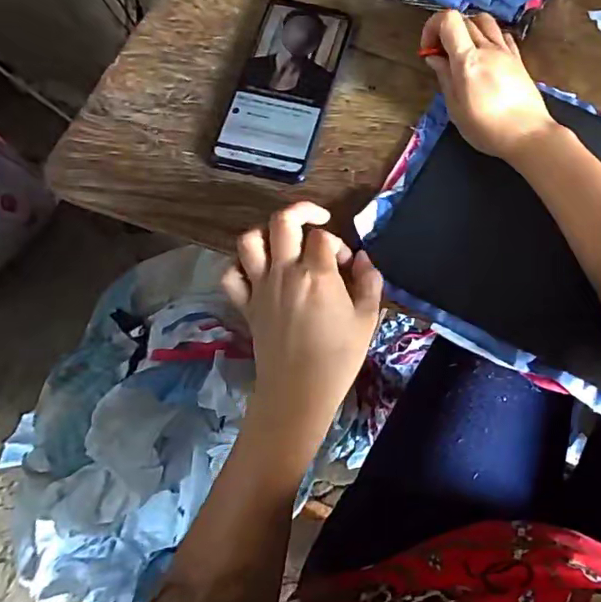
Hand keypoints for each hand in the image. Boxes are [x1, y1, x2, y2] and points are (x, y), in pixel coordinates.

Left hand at [220, 202, 383, 447]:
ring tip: (284, 242)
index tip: (346, 264)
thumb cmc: (338, 356)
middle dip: (302, 211)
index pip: (323, 236)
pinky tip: (257, 271)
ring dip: (266, 233)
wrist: (299, 390)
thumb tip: (363, 259)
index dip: (338, 243)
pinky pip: (231, 275)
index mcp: (318, 274)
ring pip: (249, 240)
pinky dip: (239, 266)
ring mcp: (261, 287)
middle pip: (283, 222)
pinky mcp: (246, 305)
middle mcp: (285, 272)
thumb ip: (369, 282)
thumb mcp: (367, 319)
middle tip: (318, 220)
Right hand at [420, 9, 559, 162]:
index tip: (429, 50)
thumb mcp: (455, 108)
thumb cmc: (486, 128)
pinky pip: (501, 35)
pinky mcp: (518, 59)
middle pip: (464, 19)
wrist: (528, 135)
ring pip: (485, 21)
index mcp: (467, 60)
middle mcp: (487, 48)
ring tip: (464, 51)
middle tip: (442, 56)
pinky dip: (488, 37)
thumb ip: (444, 77)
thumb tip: (435, 57)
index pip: (448, 20)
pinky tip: (485, 56)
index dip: (432, 27)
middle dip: (447, 32)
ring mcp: (505, 52)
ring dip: (469, 29)